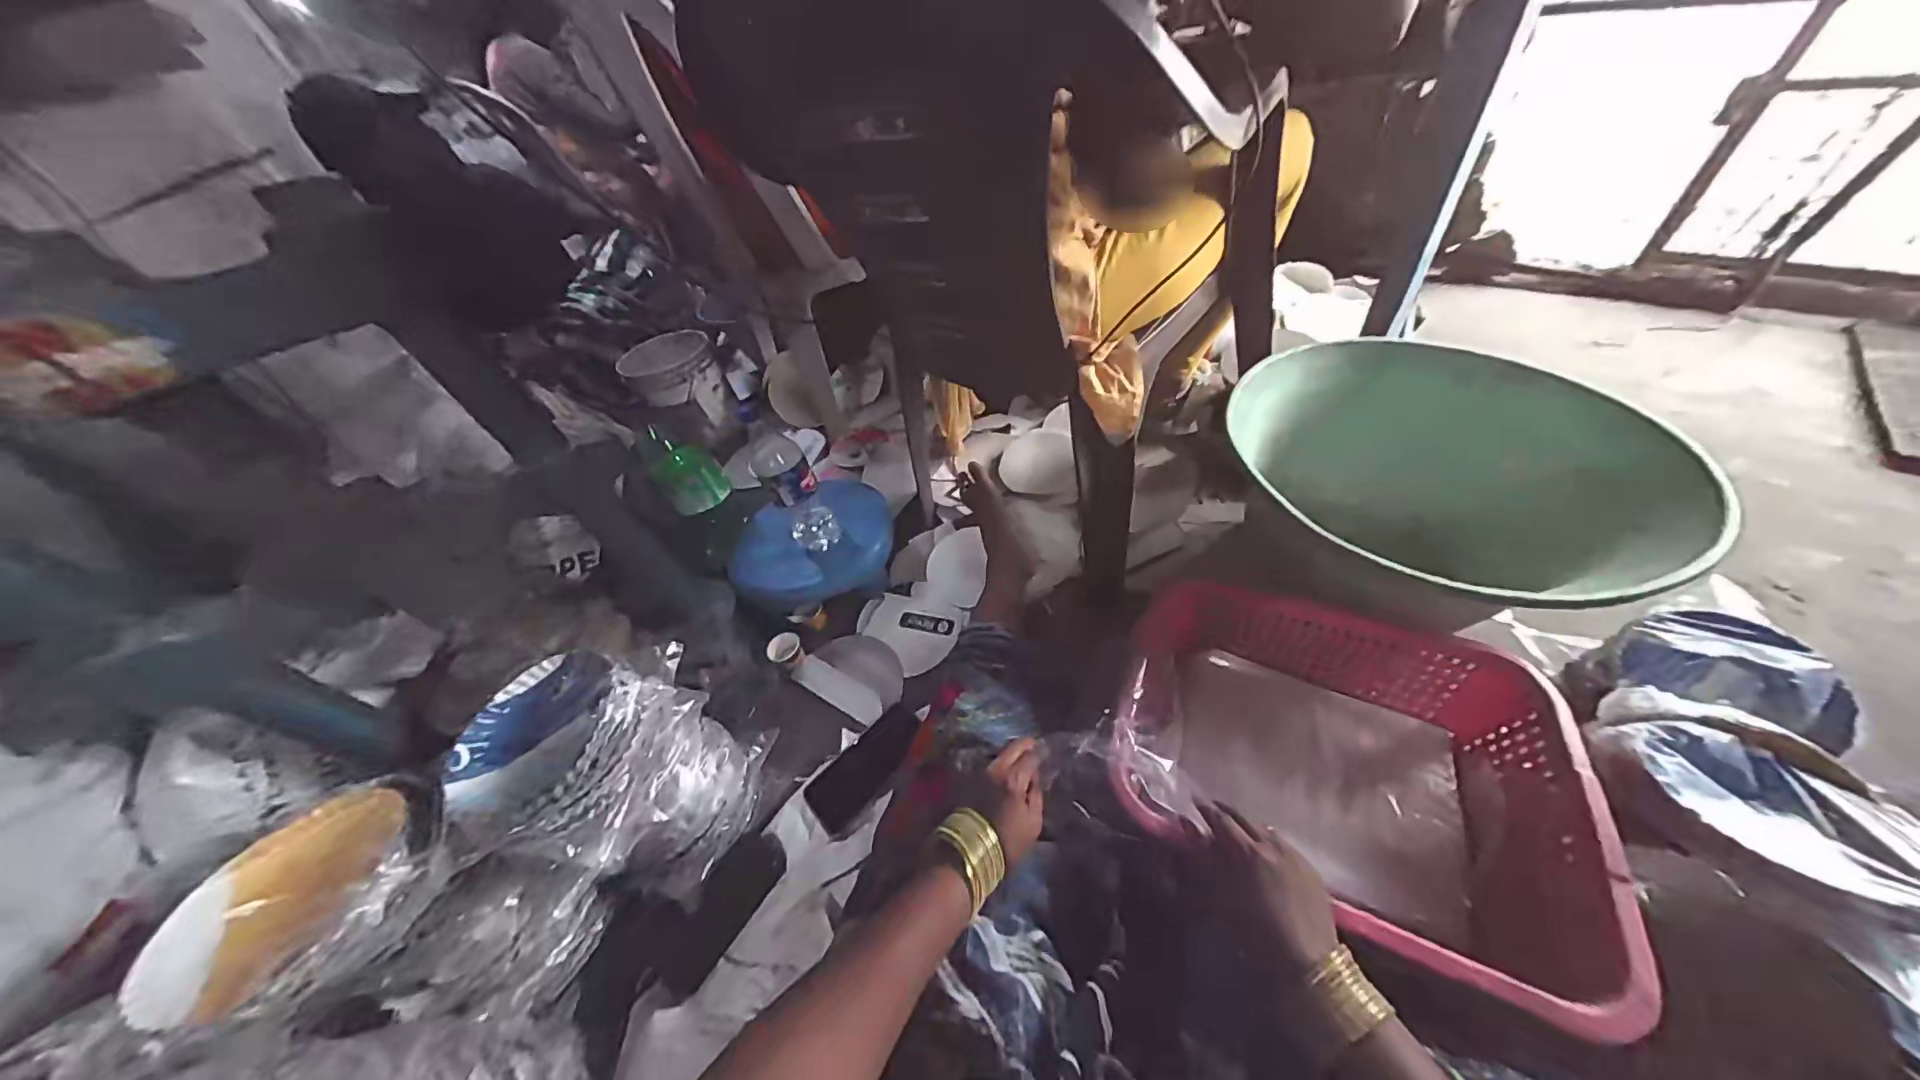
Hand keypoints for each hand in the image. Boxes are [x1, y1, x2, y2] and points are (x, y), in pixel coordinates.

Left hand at [971, 737, 1043, 867]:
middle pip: (1012, 748)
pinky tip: (1005, 769)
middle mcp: (996, 770)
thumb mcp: (1033, 823)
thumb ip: (1036, 795)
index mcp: (1014, 779)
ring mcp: (980, 774)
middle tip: (1033, 744)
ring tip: (1020, 757)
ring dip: (1011, 753)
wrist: (970, 852)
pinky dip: (1000, 763)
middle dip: (1025, 744)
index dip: (1040, 752)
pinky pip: (989, 765)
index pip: (1030, 757)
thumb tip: (1034, 778)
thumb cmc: (1007, 841)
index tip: (1046, 750)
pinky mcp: (970, 781)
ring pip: (999, 755)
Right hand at [1189, 801, 1337, 984]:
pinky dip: (1270, 842)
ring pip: (1266, 830)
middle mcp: (1272, 846)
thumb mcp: (1220, 900)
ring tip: (1239, 832)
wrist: (1309, 964)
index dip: (1206, 810)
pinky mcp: (1311, 870)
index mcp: (1247, 851)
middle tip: (1212, 809)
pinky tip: (1266, 853)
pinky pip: (1285, 846)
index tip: (1194, 801)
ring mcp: (1295, 856)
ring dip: (1249, 827)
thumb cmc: (1256, 935)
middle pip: (1245, 819)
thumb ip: (1203, 864)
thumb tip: (1192, 836)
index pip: (1221, 820)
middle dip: (1226, 812)